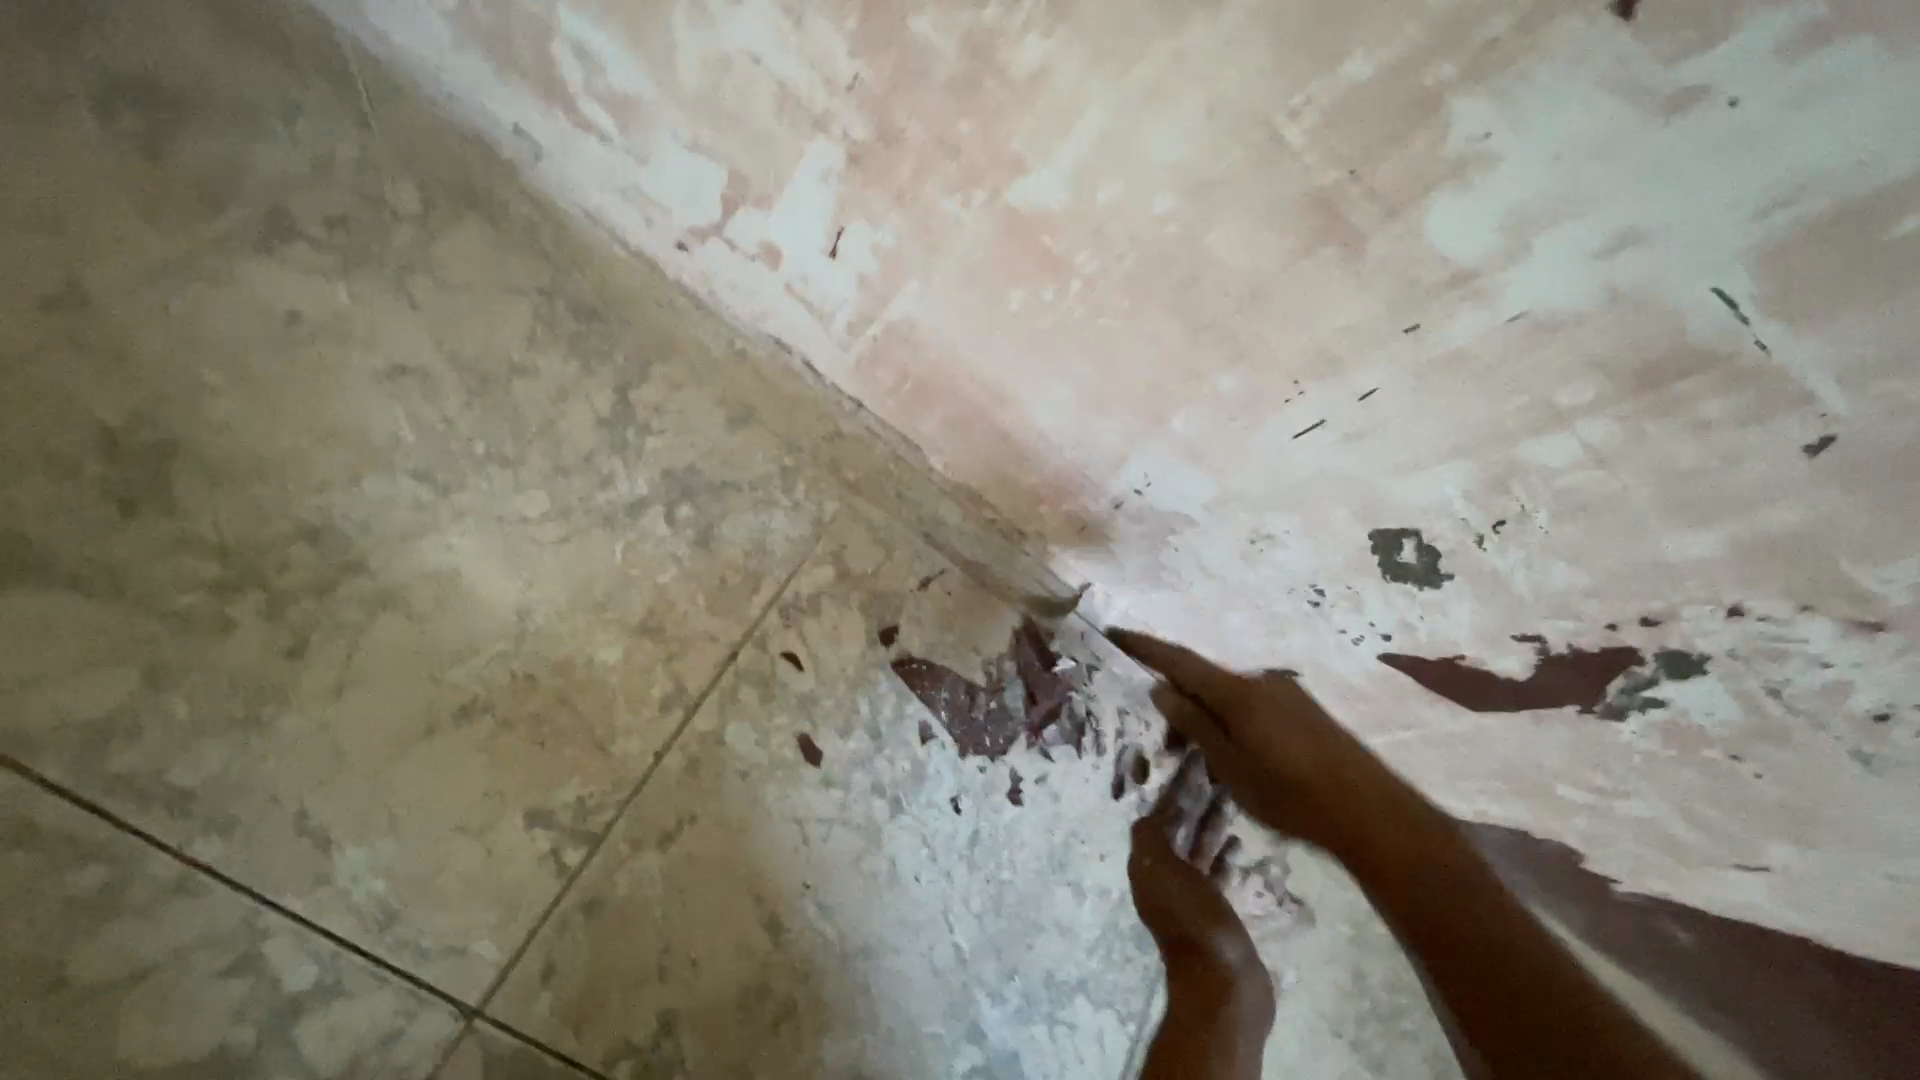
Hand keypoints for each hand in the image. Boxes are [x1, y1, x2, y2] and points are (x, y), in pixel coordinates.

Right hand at [1112, 629, 1401, 855]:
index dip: (1145, 648)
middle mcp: (1260, 682)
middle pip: (1204, 681)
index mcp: (1237, 693)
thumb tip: (1160, 689)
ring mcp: (1285, 694)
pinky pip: (1252, 707)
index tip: (1115, 634)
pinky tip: (1235, 758)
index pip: (1179, 661)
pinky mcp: (1302, 711)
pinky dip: (1230, 723)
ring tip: (1200, 760)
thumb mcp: (1229, 766)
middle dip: (1176, 702)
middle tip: (1165, 744)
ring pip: (1228, 697)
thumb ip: (1195, 724)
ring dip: (1205, 718)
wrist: (1369, 811)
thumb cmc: (1290, 795)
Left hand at [1130, 751, 1263, 980]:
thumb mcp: (1161, 869)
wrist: (1224, 983)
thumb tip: (1146, 813)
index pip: (1157, 815)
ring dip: (1211, 823)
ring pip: (1198, 847)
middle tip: (1217, 771)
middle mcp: (1165, 877)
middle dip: (1193, 800)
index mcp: (1147, 864)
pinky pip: (1217, 873)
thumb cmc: (1192, 919)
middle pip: (1178, 828)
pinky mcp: (1217, 912)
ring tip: (1232, 796)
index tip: (1192, 762)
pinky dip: (1224, 855)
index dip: (1172, 789)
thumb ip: (1150, 837)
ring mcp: (1191, 896)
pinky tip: (1240, 842)